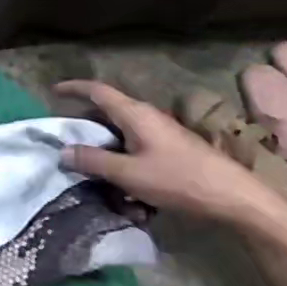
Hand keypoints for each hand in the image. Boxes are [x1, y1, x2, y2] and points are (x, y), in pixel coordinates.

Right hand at [56, 80, 286, 232]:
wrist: (233, 197)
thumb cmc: (178, 180)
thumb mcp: (129, 174)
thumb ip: (94, 162)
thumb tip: (64, 151)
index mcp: (135, 114)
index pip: (98, 91)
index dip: (74, 88)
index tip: (53, 91)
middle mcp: (147, 116)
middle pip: (108, 111)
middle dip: (86, 122)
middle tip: (66, 138)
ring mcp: (161, 132)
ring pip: (122, 132)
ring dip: (105, 147)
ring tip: (92, 168)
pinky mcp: (170, 149)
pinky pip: (136, 147)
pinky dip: (122, 158)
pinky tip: (125, 188)